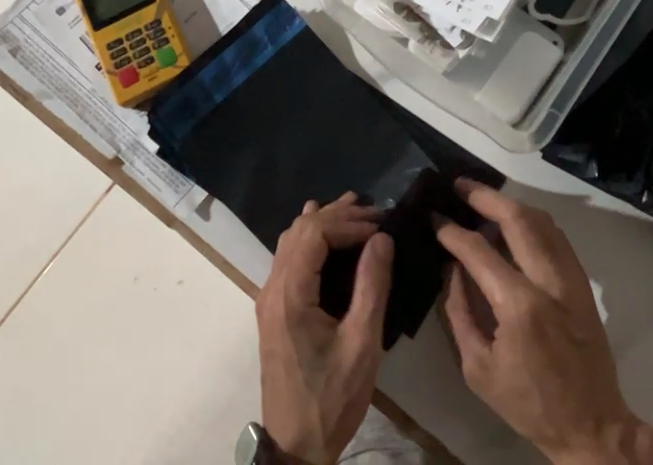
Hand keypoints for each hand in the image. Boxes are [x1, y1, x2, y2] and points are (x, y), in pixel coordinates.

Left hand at [257, 193, 394, 463]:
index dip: (349, 222)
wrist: (296, 444)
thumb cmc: (332, 396)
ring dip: (322, 223)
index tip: (383, 225)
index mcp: (290, 293)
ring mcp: (269, 299)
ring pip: (290, 241)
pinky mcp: (274, 310)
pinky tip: (327, 238)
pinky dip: (310, 240)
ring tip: (355, 212)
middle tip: (376, 211)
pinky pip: (288, 258)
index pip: (315, 233)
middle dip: (337, 215)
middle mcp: (272, 287)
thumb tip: (382, 238)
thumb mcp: (362, 343)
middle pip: (300, 231)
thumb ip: (371, 285)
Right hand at [436, 181, 652, 464]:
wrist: (590, 424)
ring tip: (482, 198)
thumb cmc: (527, 403)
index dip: (452, 230)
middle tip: (458, 186)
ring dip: (510, 203)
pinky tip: (513, 221)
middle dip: (484, 196)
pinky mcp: (584, 284)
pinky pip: (557, 238)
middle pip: (517, 219)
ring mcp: (572, 279)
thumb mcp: (477, 367)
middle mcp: (549, 282)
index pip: (478, 250)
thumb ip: (460, 312)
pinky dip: (533, 221)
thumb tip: (451, 269)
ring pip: (542, 221)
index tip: (434, 218)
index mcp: (519, 306)